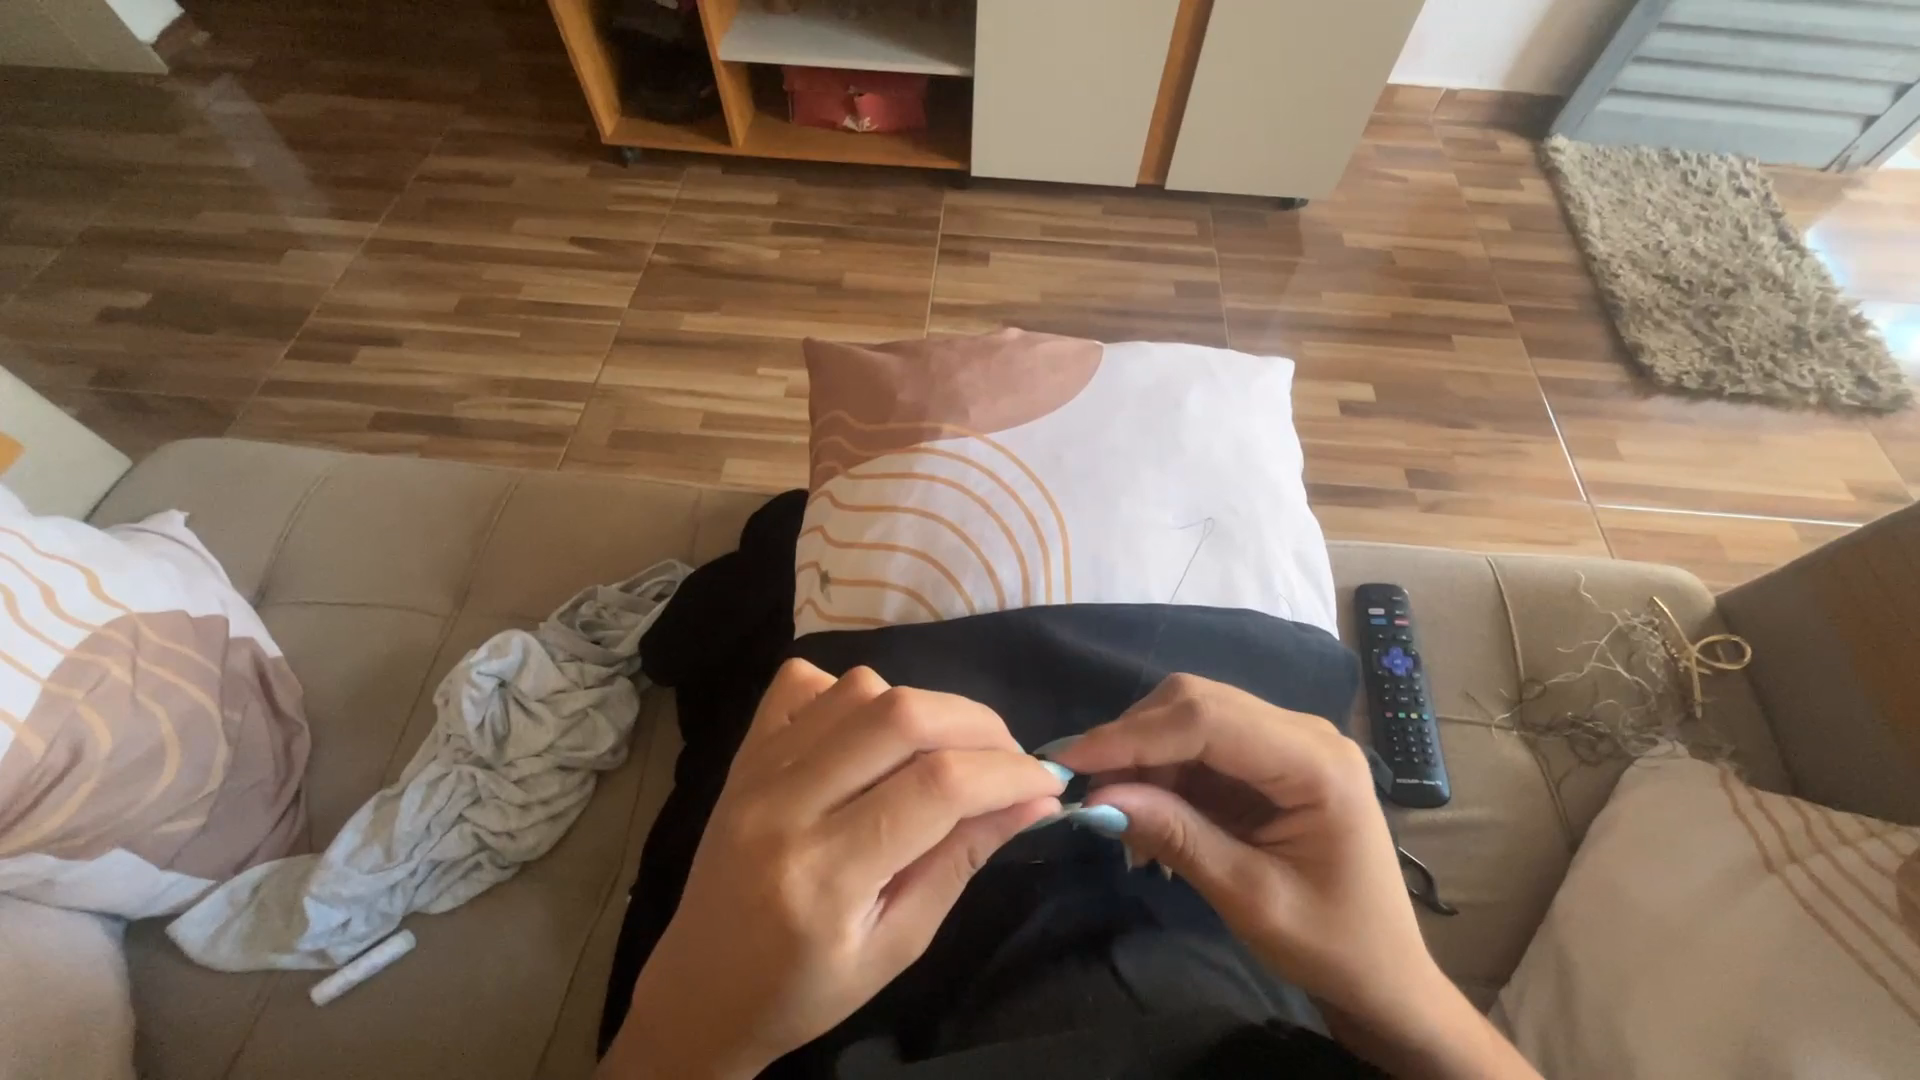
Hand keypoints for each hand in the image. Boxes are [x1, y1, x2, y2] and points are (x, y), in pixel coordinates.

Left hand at [600, 660, 1066, 1079]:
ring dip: (925, 707)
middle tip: (1008, 758)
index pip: (938, 787)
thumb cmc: (805, 987)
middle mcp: (785, 805)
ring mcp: (757, 769)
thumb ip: (962, 861)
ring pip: (861, 689)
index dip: (1007, 773)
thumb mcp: (899, 944)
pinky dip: (855, 692)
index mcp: (826, 875)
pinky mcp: (744, 751)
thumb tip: (1034, 799)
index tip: (1046, 783)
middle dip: (979, 725)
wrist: (700, 990)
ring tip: (947, 750)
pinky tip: (871, 733)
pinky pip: (805, 682)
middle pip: (902, 716)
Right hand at [1051, 674, 1538, 1079]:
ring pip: (1190, 716)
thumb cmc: (1332, 944)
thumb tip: (1098, 797)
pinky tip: (1146, 811)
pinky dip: (1161, 770)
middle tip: (1086, 787)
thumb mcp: (1251, 899)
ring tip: (1117, 811)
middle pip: (1196, 704)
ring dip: (1143, 756)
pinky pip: (1198, 743)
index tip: (1073, 763)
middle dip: (1133, 740)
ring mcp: (1286, 740)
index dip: (1133, 735)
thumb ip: (1178, 837)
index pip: (1208, 720)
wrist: (1384, 974)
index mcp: (1317, 764)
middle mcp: (1303, 733)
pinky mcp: (1267, 757)